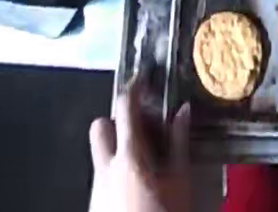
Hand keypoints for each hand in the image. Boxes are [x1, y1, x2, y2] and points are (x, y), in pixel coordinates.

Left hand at [87, 85, 189, 211]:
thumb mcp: (181, 183)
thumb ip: (179, 143)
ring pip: (101, 154)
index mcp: (128, 155)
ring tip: (144, 163)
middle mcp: (106, 169)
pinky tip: (136, 187)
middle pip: (100, 126)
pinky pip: (102, 178)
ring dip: (118, 150)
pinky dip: (116, 174)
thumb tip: (182, 110)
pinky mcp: (94, 206)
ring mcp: (97, 189)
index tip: (142, 79)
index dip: (134, 87)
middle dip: (116, 121)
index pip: (125, 106)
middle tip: (139, 128)